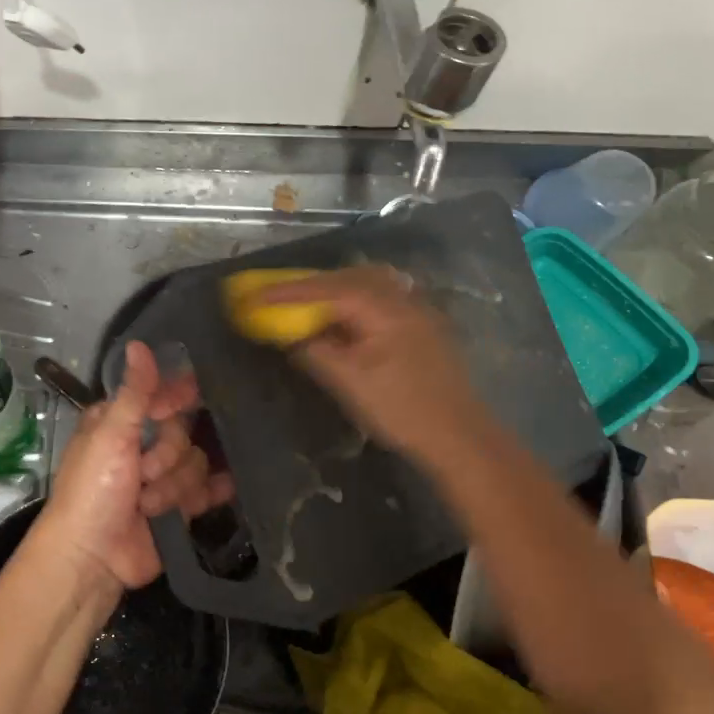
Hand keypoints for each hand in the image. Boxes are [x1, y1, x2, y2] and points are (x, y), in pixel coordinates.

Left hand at [34, 341, 234, 589]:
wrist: (92, 557)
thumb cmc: (93, 489)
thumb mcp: (110, 434)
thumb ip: (134, 392)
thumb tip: (138, 344)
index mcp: (118, 423)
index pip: (159, 396)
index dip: (174, 398)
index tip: (186, 400)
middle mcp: (140, 446)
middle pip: (182, 432)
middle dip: (166, 455)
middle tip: (143, 472)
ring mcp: (159, 479)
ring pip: (194, 464)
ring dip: (173, 487)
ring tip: (148, 505)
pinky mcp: (176, 509)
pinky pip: (206, 491)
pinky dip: (211, 492)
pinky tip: (223, 489)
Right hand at [258, 265, 492, 458]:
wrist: (459, 436)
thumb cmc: (400, 409)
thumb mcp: (347, 382)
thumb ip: (313, 351)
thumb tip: (288, 335)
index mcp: (382, 307)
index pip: (325, 288)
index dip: (286, 291)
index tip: (253, 296)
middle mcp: (401, 297)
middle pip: (347, 277)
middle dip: (309, 285)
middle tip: (277, 296)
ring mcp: (416, 309)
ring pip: (367, 283)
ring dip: (333, 289)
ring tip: (307, 303)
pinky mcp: (422, 324)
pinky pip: (381, 296)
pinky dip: (354, 299)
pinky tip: (344, 316)